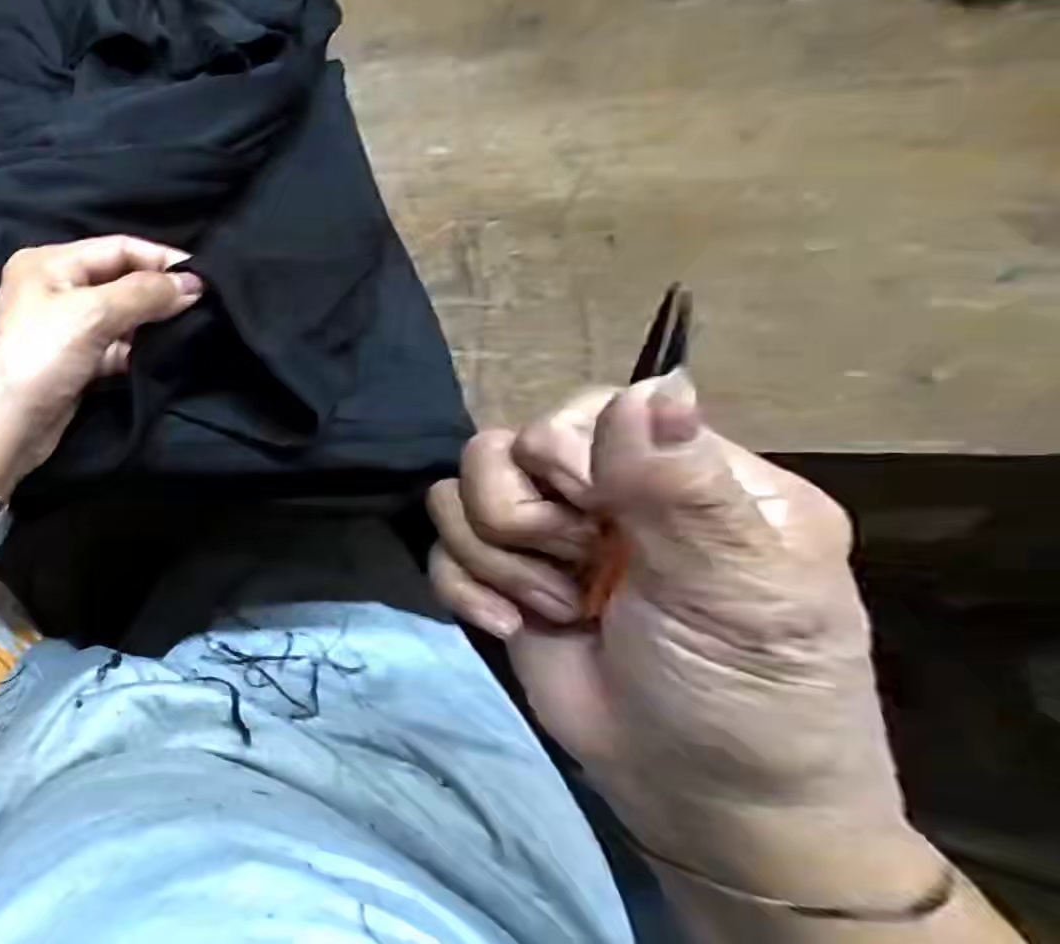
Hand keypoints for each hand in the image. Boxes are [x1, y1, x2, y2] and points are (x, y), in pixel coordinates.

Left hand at [0, 236, 202, 496]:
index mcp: (48, 262)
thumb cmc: (40, 357)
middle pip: (119, 280)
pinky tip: (161, 354)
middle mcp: (54, 288)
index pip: (117, 247)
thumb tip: (195, 284)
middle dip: (157, 292)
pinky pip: (114, 346)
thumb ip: (145, 294)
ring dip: (150, 322)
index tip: (203, 276)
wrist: (3, 430)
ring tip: (188, 328)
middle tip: (202, 304)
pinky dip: (135, 349)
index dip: (160, 259)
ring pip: (120, 315)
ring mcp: (63, 327)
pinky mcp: (73, 362)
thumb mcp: (92, 314)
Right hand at [425, 373, 943, 903]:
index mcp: (678, 474)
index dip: (561, 458)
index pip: (579, 412)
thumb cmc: (746, 696)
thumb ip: (683, 492)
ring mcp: (541, 535)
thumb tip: (656, 386)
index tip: (592, 517)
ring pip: (452, 495)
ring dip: (493, 561)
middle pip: (496, 450)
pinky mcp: (496, 575)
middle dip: (518, 519)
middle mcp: (601, 492)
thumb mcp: (738, 597)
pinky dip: (462, 589)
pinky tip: (509, 627)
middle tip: (574, 570)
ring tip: (552, 610)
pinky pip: (438, 548)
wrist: (696, 799)